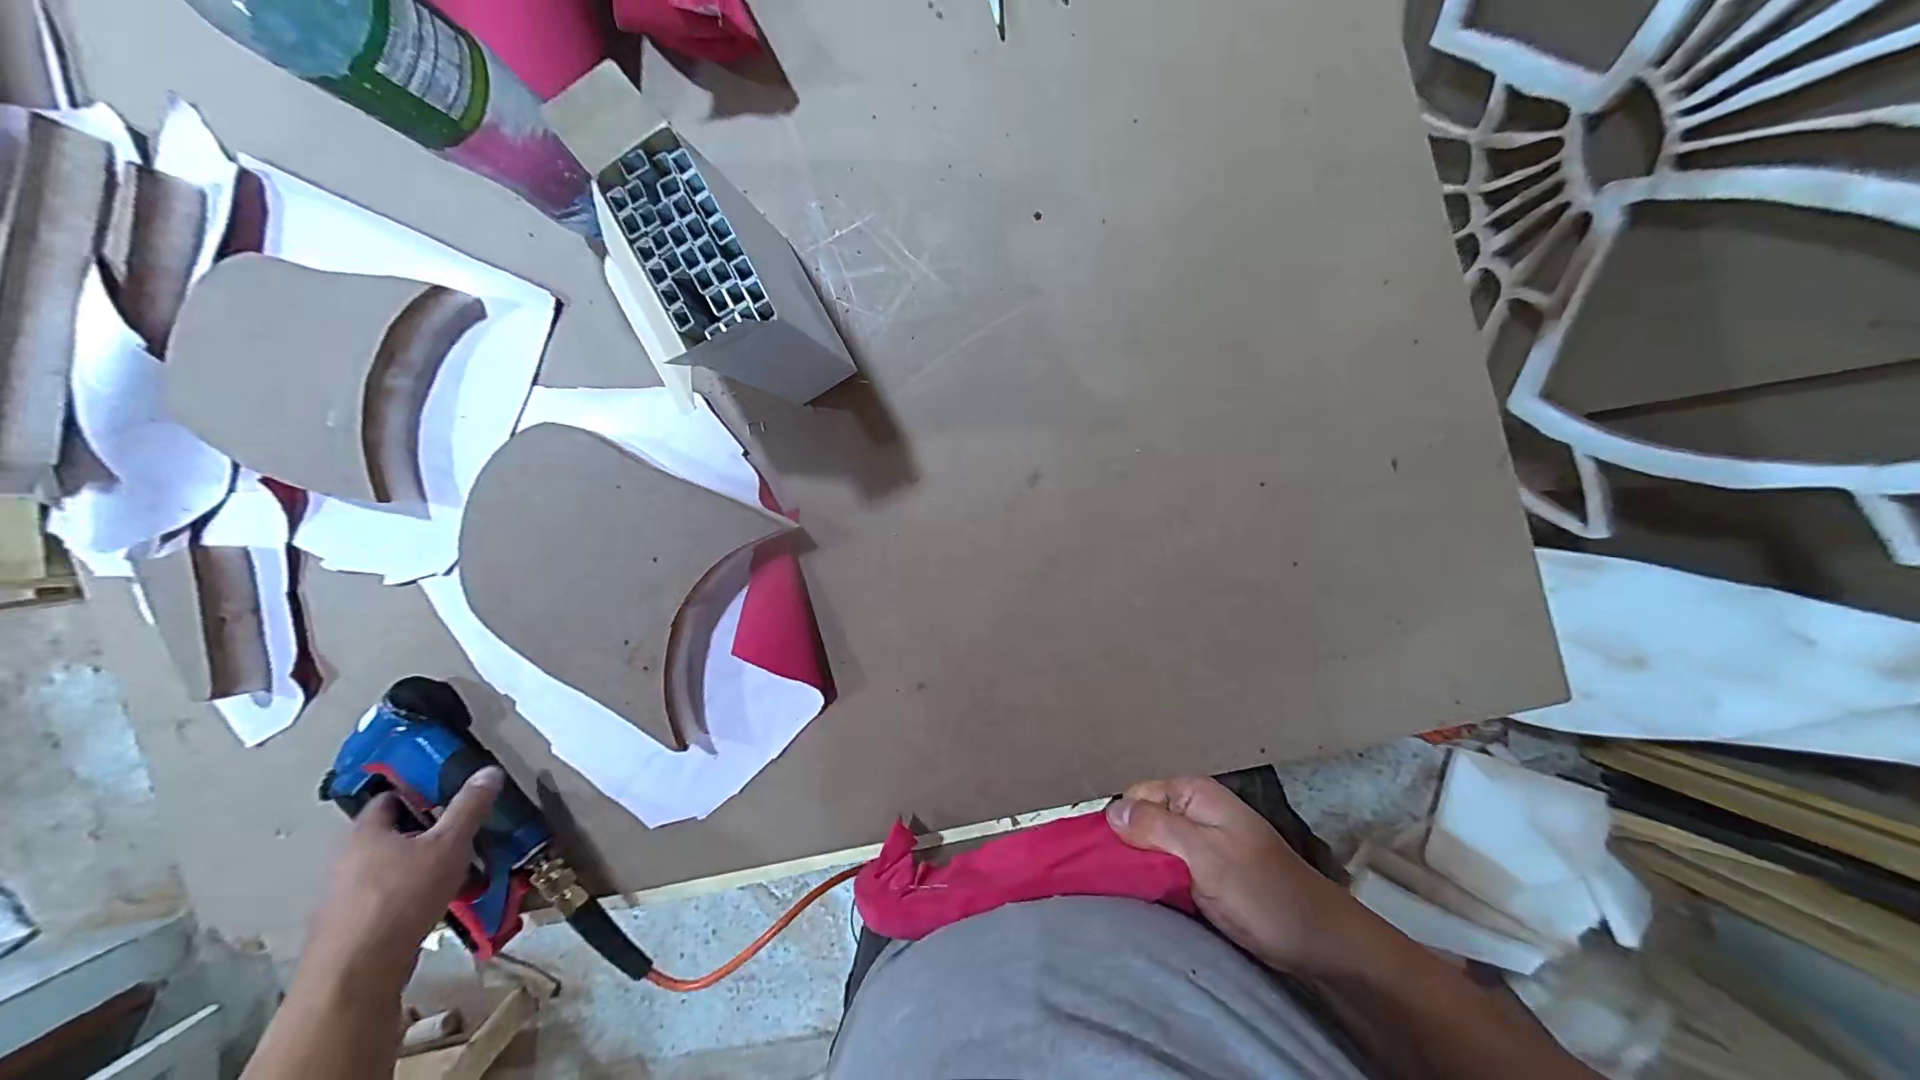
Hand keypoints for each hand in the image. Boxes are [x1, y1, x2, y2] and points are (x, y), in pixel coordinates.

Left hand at [303, 767, 504, 987]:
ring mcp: (341, 898)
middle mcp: (345, 861)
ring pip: (388, 870)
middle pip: (389, 836)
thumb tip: (489, 771)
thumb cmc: (402, 896)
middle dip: (425, 833)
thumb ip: (469, 807)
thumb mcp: (449, 844)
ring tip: (458, 871)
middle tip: (461, 834)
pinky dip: (410, 897)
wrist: (356, 974)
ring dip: (419, 867)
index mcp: (365, 834)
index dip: (418, 792)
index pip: (388, 799)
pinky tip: (437, 906)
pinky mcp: (348, 930)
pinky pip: (385, 900)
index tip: (449, 794)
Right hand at [1107, 776, 1372, 976]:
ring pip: (1150, 847)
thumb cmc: (1265, 894)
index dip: (1121, 826)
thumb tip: (1110, 811)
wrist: (1319, 942)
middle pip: (1139, 821)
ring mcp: (1199, 842)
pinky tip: (1152, 899)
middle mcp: (1193, 810)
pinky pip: (1164, 868)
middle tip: (1125, 881)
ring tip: (1135, 892)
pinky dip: (1155, 882)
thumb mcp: (1206, 856)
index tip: (1114, 859)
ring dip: (1142, 868)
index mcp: (1193, 793)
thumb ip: (1157, 828)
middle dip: (1129, 849)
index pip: (1134, 798)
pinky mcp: (1203, 871)